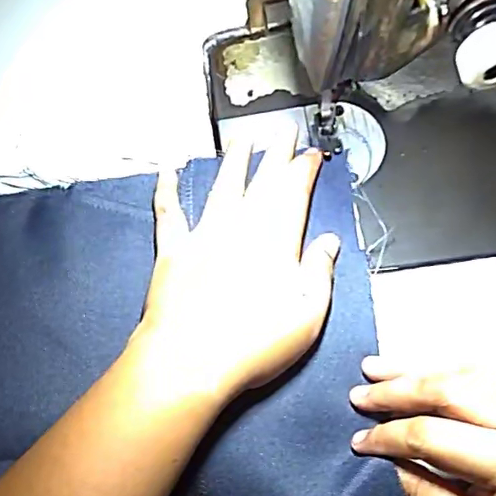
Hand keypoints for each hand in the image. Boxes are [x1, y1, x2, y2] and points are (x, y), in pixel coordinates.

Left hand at [130, 135, 341, 400]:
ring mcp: (204, 237)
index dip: (303, 170)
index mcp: (277, 243)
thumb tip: (328, 244)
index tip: (310, 155)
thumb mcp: (307, 315)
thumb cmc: (251, 346)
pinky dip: (168, 189)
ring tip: (243, 140)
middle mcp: (240, 230)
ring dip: (234, 162)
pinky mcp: (173, 252)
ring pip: (222, 187)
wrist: (190, 362)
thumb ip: (320, 273)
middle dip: (276, 155)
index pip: (294, 194)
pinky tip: (168, 170)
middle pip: (262, 183)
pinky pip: (170, 212)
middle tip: (283, 133)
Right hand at [348, 359, 495, 495]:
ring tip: (382, 372)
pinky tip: (432, 377)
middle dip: (399, 389)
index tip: (358, 442)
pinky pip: (495, 379)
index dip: (388, 437)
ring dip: (424, 374)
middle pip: (451, 389)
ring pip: (472, 375)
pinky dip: (456, 375)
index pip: (432, 433)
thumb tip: (388, 464)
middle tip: (359, 392)